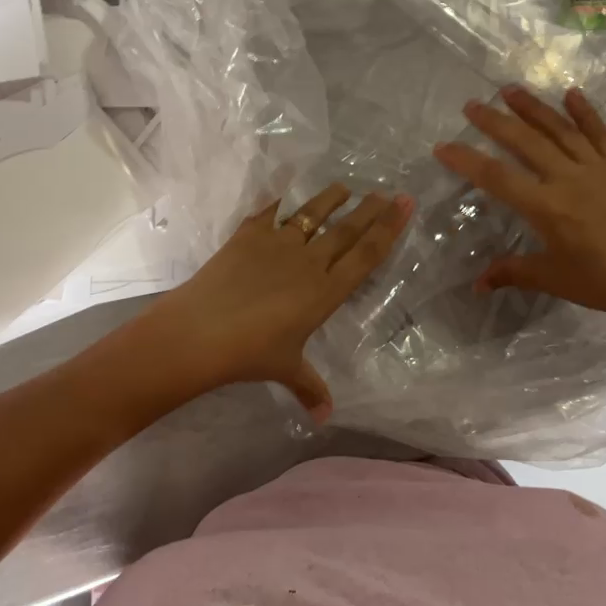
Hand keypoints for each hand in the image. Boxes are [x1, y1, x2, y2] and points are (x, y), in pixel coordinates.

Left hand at [142, 184, 413, 421]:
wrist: (201, 330)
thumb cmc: (250, 353)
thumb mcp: (286, 369)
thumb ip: (310, 388)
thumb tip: (325, 418)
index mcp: (326, 291)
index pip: (366, 254)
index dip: (389, 229)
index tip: (404, 205)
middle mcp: (309, 261)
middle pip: (347, 229)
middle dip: (370, 210)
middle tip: (387, 191)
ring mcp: (278, 244)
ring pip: (312, 214)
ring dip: (330, 199)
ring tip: (344, 187)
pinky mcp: (248, 235)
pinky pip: (271, 211)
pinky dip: (282, 199)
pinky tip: (288, 191)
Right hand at [433, 86, 605, 340]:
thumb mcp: (554, 279)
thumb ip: (513, 273)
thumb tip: (478, 284)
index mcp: (546, 208)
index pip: (496, 177)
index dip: (466, 160)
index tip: (442, 146)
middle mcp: (568, 179)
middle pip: (525, 143)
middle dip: (495, 122)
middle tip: (471, 105)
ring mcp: (598, 169)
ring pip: (559, 130)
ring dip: (533, 107)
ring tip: (510, 90)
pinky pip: (600, 134)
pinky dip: (585, 113)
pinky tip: (571, 94)